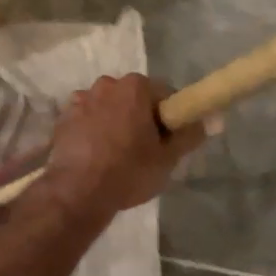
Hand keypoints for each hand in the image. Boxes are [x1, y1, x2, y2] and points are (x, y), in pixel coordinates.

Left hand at [37, 75, 210, 221]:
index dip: (170, 116)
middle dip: (141, 116)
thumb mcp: (167, 158)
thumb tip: (212, 119)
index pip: (164, 93)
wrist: (77, 191)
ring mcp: (81, 98)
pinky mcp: (64, 116)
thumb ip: (190, 134)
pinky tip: (96, 154)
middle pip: (133, 97)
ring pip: (108, 106)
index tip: (169, 139)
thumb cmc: (129, 171)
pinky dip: (93, 129)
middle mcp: (107, 84)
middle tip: (146, 149)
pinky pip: (87, 118)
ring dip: (115, 121)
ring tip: (117, 154)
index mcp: (134, 87)